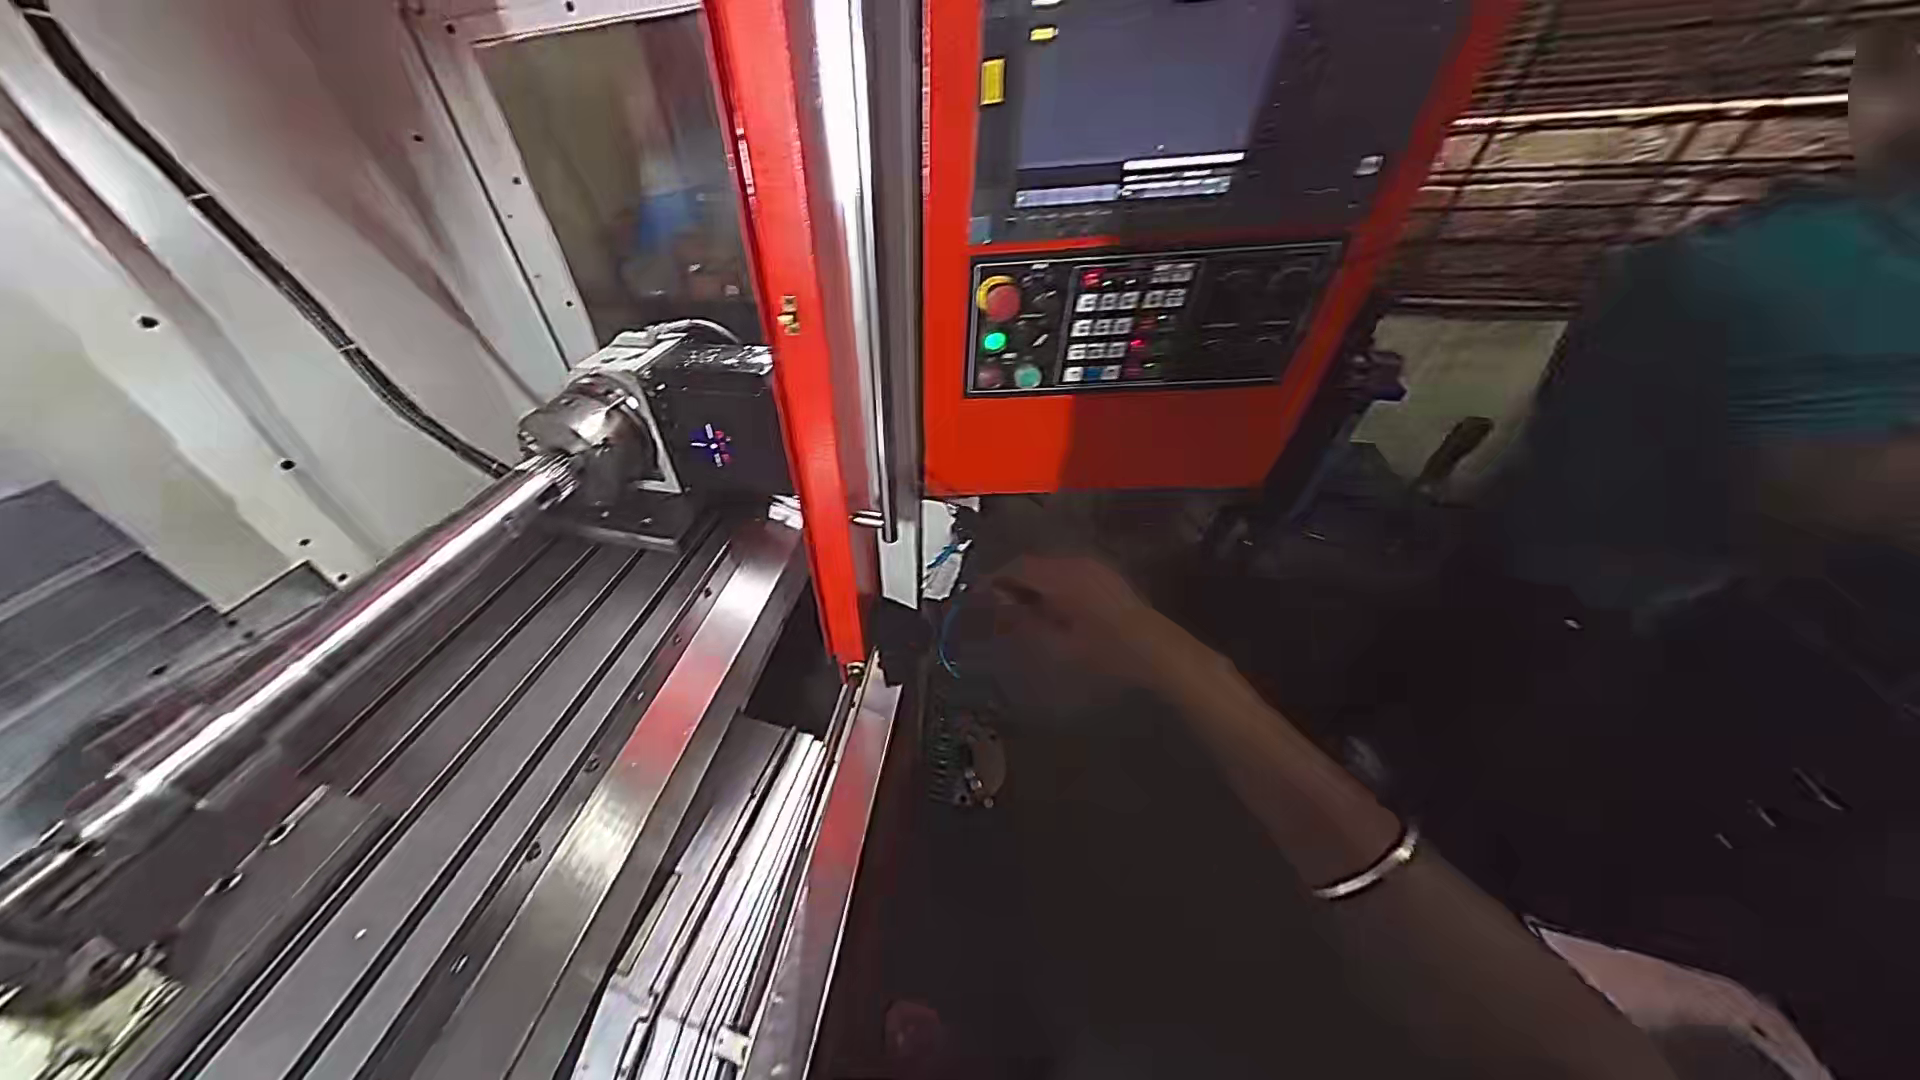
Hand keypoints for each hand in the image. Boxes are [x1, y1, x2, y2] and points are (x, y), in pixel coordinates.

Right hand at [989, 554, 1210, 689]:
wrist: (1156, 653)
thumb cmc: (1104, 653)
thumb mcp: (1056, 644)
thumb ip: (1022, 621)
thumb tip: (997, 606)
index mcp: (1061, 576)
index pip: (1016, 566)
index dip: (993, 580)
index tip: (977, 597)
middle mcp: (1076, 563)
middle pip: (1032, 565)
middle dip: (1011, 583)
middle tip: (996, 608)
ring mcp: (1094, 567)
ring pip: (1049, 569)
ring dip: (1031, 585)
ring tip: (1022, 612)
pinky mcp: (1105, 577)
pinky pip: (1067, 574)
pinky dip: (1051, 587)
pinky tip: (1051, 610)